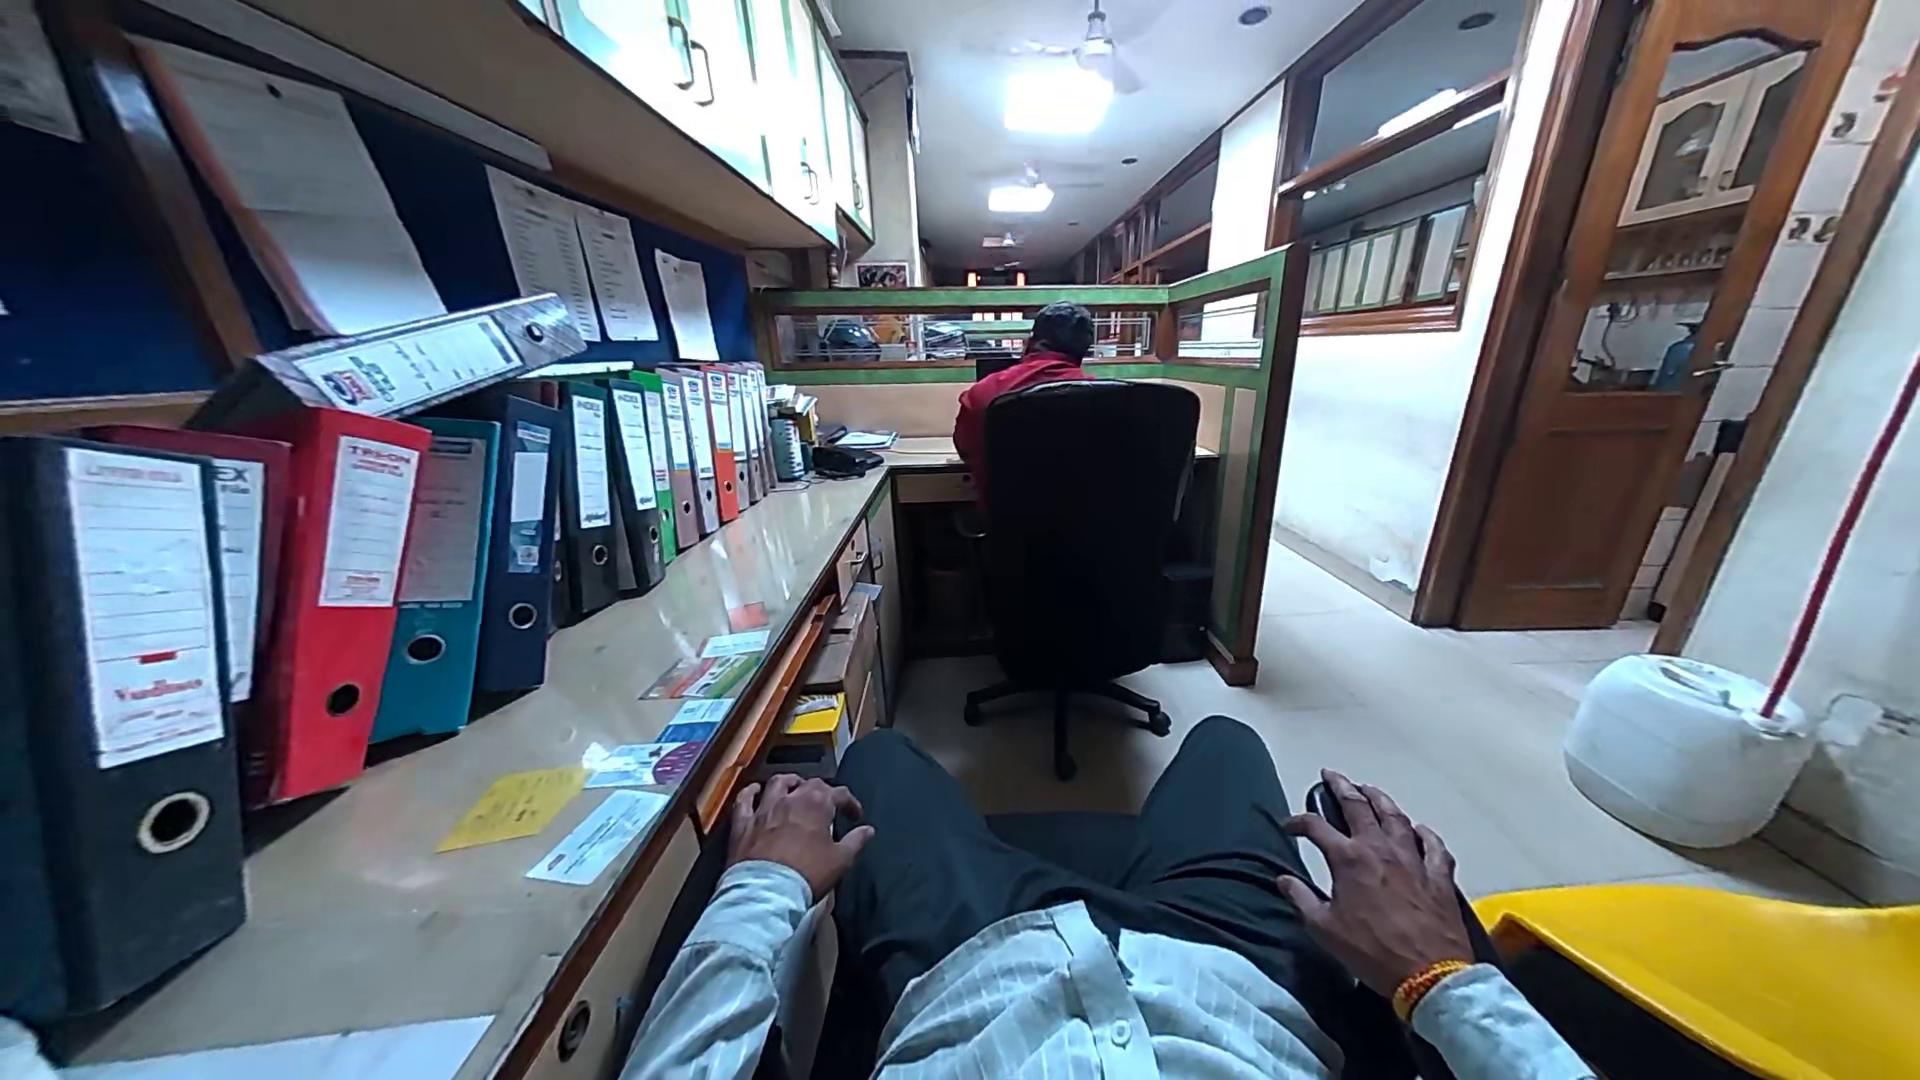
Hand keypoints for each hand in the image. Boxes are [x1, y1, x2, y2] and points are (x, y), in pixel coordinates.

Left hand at [728, 775, 874, 900]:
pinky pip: (745, 800)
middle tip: (826, 803)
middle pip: (810, 784)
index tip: (855, 815)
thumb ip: (856, 841)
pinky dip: (750, 792)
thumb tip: (868, 829)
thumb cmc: (808, 873)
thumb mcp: (840, 860)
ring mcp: (765, 808)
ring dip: (789, 782)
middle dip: (821, 790)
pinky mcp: (744, 822)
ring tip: (794, 786)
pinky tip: (755, 790)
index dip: (850, 802)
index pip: (840, 793)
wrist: (766, 893)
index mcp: (818, 803)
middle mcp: (792, 797)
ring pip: (778, 783)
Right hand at [1276, 770, 1474, 997]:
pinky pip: (1435, 847)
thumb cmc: (1372, 951)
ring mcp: (1412, 860)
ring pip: (1395, 817)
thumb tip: (1283, 879)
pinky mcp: (1439, 878)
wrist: (1431, 979)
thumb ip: (1300, 898)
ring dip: (1379, 799)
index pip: (1315, 826)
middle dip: (1341, 786)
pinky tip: (1418, 828)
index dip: (1298, 822)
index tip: (1289, 827)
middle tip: (1331, 775)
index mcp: (1347, 858)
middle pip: (1357, 806)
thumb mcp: (1324, 928)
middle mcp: (1378, 849)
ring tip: (1369, 789)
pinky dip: (1425, 834)